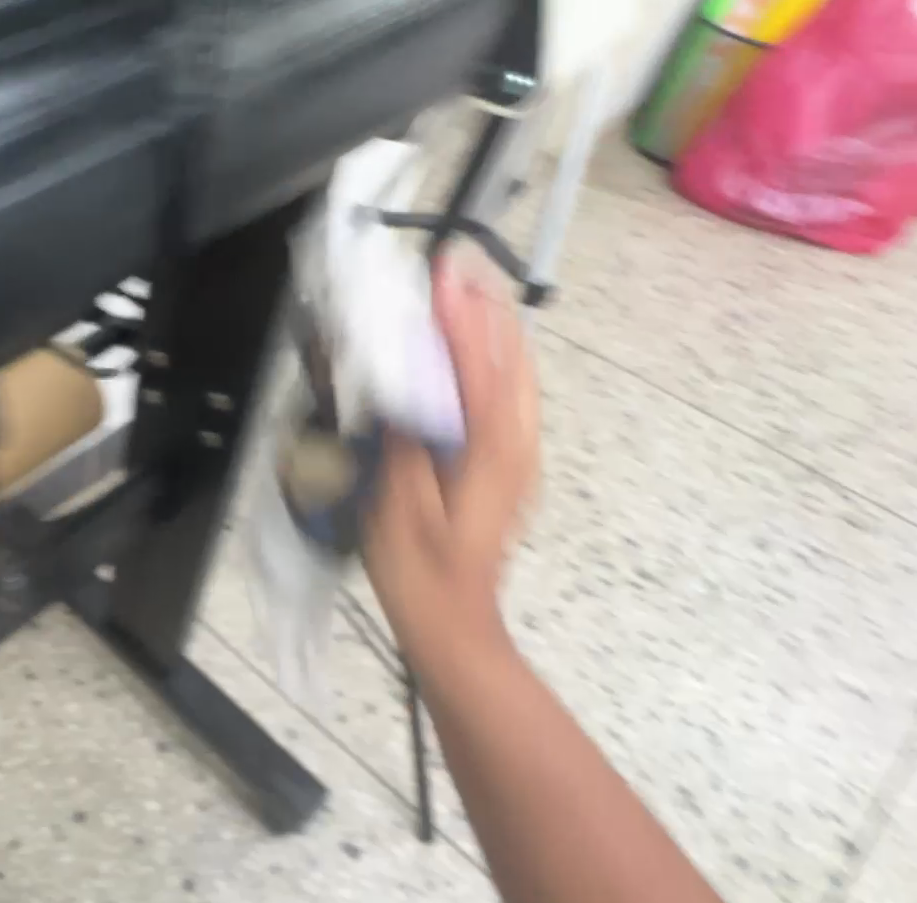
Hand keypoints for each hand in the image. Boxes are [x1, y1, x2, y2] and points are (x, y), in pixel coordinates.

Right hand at [363, 247, 539, 663]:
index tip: (444, 272)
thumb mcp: (399, 511)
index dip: (460, 317)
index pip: (478, 368)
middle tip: (456, 269)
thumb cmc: (419, 571)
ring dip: (492, 331)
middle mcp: (516, 444)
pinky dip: (491, 363)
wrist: (454, 619)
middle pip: (510, 361)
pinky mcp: (507, 465)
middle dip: (485, 310)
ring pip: (515, 376)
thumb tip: (405, 393)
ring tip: (464, 294)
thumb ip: (407, 447)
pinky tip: (472, 353)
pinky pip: (506, 398)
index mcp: (489, 453)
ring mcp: (518, 455)